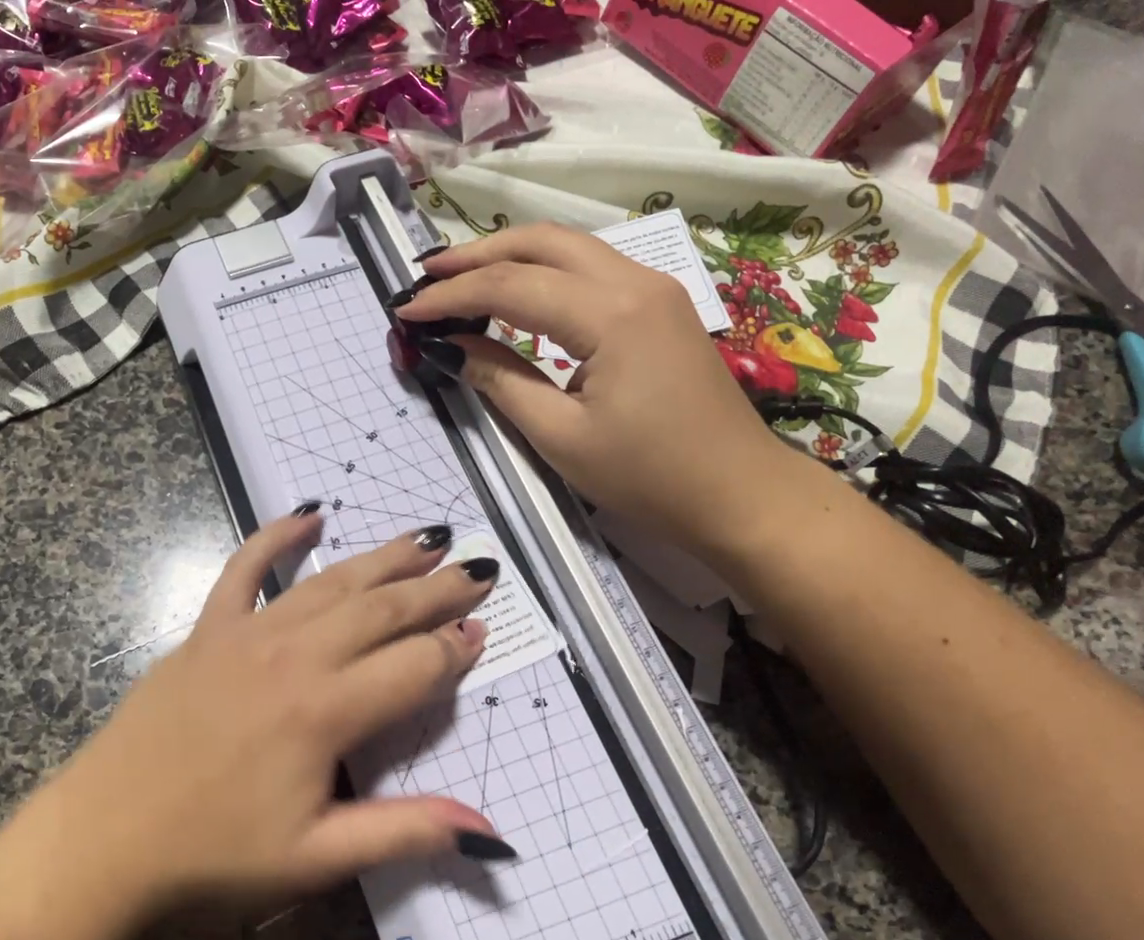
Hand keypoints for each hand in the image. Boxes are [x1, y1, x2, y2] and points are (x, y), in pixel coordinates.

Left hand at [27, 510, 512, 917]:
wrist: (109, 835)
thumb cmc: (214, 852)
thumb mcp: (316, 857)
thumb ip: (405, 831)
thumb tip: (490, 830)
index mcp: (326, 712)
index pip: (413, 667)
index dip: (454, 650)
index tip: (482, 632)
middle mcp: (292, 657)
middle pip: (380, 611)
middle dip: (435, 590)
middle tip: (478, 569)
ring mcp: (245, 635)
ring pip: (328, 583)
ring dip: (381, 559)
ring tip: (425, 539)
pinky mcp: (205, 630)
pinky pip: (243, 569)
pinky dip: (276, 536)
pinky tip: (308, 512)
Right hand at [395, 224, 805, 553]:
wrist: (738, 493)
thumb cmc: (648, 476)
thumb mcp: (561, 436)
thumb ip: (501, 381)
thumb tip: (453, 346)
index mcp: (610, 314)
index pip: (511, 286)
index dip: (451, 296)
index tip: (405, 309)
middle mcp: (634, 282)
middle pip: (541, 242)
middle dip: (476, 254)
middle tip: (425, 275)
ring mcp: (653, 290)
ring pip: (568, 248)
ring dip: (509, 257)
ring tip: (458, 279)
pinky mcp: (659, 307)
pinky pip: (589, 270)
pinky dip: (542, 273)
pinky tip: (515, 296)